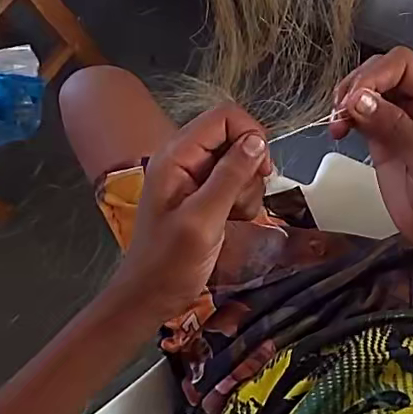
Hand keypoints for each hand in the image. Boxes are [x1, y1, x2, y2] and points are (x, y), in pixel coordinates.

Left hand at [115, 102, 272, 313]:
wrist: (151, 297)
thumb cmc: (168, 263)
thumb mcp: (202, 220)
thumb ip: (229, 177)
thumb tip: (257, 141)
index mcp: (177, 155)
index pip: (224, 116)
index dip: (250, 135)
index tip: (261, 170)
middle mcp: (186, 158)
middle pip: (236, 136)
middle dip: (250, 166)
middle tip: (243, 200)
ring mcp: (196, 176)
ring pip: (242, 161)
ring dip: (248, 187)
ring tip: (235, 215)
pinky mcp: (206, 194)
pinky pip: (237, 182)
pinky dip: (244, 199)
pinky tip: (234, 220)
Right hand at [331, 47, 412, 267]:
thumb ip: (398, 129)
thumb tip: (356, 99)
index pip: (404, 65)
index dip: (374, 75)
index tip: (351, 101)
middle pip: (382, 72)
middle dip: (356, 86)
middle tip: (340, 116)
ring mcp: (403, 121)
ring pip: (367, 91)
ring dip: (347, 101)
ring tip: (337, 126)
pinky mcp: (384, 140)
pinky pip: (361, 115)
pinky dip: (345, 118)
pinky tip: (339, 132)